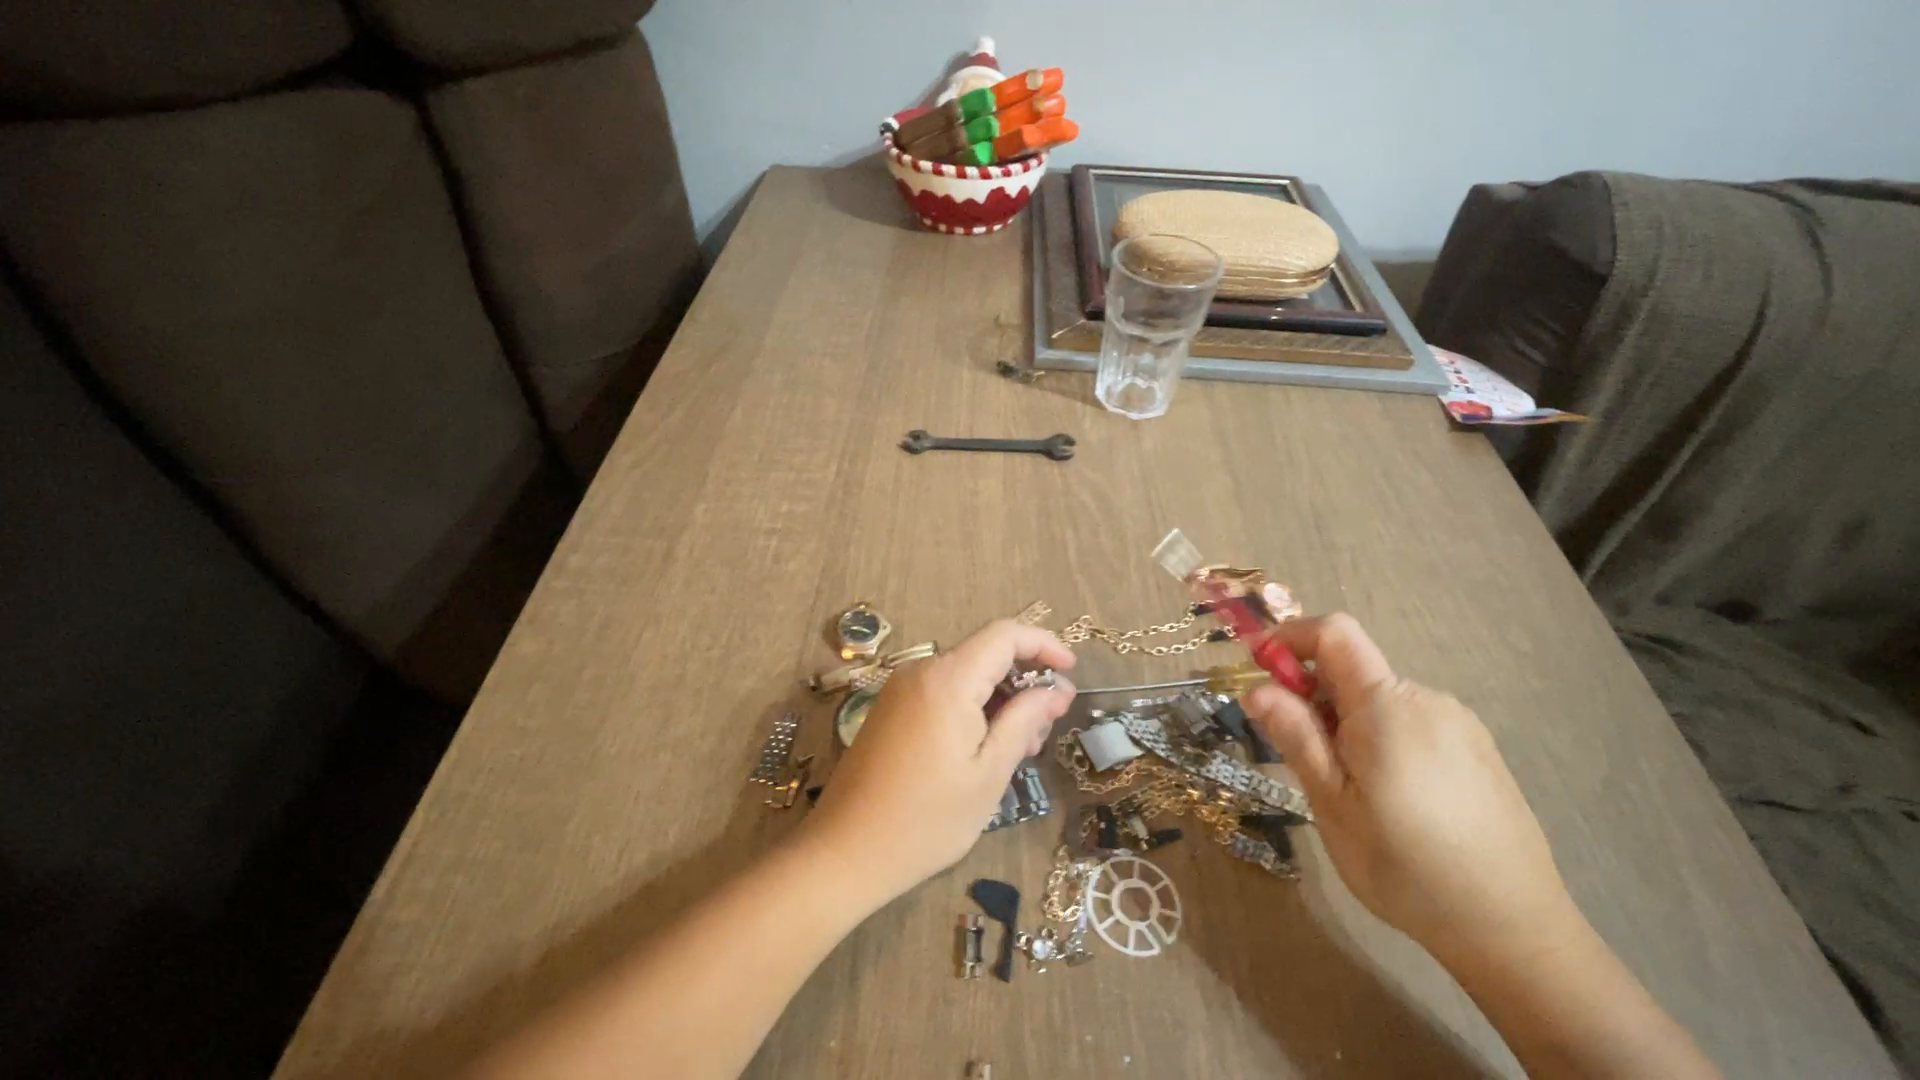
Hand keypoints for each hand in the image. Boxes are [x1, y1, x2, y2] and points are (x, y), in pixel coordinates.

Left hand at [801, 619, 1076, 900]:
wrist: (845, 851)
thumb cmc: (926, 820)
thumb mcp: (989, 773)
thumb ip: (1024, 721)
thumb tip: (1055, 690)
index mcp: (947, 680)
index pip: (1005, 634)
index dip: (1044, 645)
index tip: (1072, 673)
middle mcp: (920, 673)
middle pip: (985, 654)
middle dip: (1024, 681)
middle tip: (1047, 729)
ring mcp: (900, 691)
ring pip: (966, 677)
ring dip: (1000, 701)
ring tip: (1021, 749)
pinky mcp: (891, 712)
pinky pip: (943, 694)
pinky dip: (973, 710)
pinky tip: (986, 751)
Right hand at [1246, 614, 1580, 965]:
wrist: (1512, 926)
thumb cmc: (1405, 866)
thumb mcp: (1333, 804)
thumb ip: (1297, 737)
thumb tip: (1257, 687)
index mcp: (1387, 705)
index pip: (1334, 632)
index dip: (1289, 639)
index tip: (1259, 673)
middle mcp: (1427, 700)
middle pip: (1354, 671)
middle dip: (1313, 698)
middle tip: (1298, 758)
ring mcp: (1458, 724)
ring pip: (1381, 703)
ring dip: (1346, 725)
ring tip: (1346, 792)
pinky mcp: (1477, 751)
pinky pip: (1411, 725)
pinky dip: (1381, 740)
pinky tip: (1391, 800)